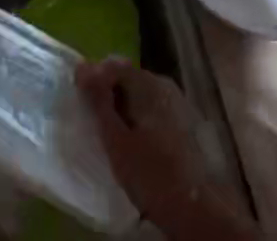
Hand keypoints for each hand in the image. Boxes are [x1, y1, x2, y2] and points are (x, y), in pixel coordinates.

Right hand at [76, 59, 258, 240]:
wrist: (197, 210)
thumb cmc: (151, 174)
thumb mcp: (116, 140)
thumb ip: (99, 102)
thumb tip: (82, 67)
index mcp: (148, 84)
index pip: (113, 66)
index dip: (93, 79)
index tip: (79, 100)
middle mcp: (165, 85)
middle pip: (128, 78)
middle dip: (107, 93)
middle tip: (91, 119)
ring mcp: (177, 102)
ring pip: (141, 95)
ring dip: (123, 107)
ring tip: (110, 133)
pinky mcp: (184, 122)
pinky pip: (153, 109)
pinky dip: (138, 118)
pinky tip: (133, 142)